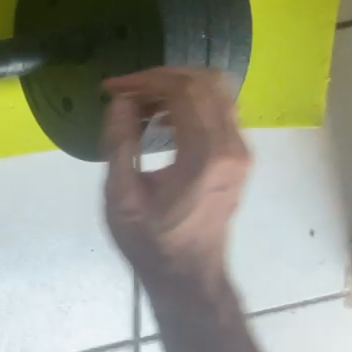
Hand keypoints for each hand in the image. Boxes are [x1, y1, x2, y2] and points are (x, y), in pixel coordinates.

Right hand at [102, 68, 251, 302]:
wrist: (187, 274)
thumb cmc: (149, 240)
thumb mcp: (121, 196)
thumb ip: (120, 144)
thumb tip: (120, 102)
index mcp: (206, 154)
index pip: (184, 92)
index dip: (145, 81)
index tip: (110, 89)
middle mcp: (233, 146)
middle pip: (207, 84)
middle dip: (161, 78)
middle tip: (123, 91)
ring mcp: (240, 152)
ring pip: (217, 94)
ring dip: (176, 88)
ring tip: (136, 104)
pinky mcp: (237, 158)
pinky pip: (219, 112)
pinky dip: (188, 104)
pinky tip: (157, 119)